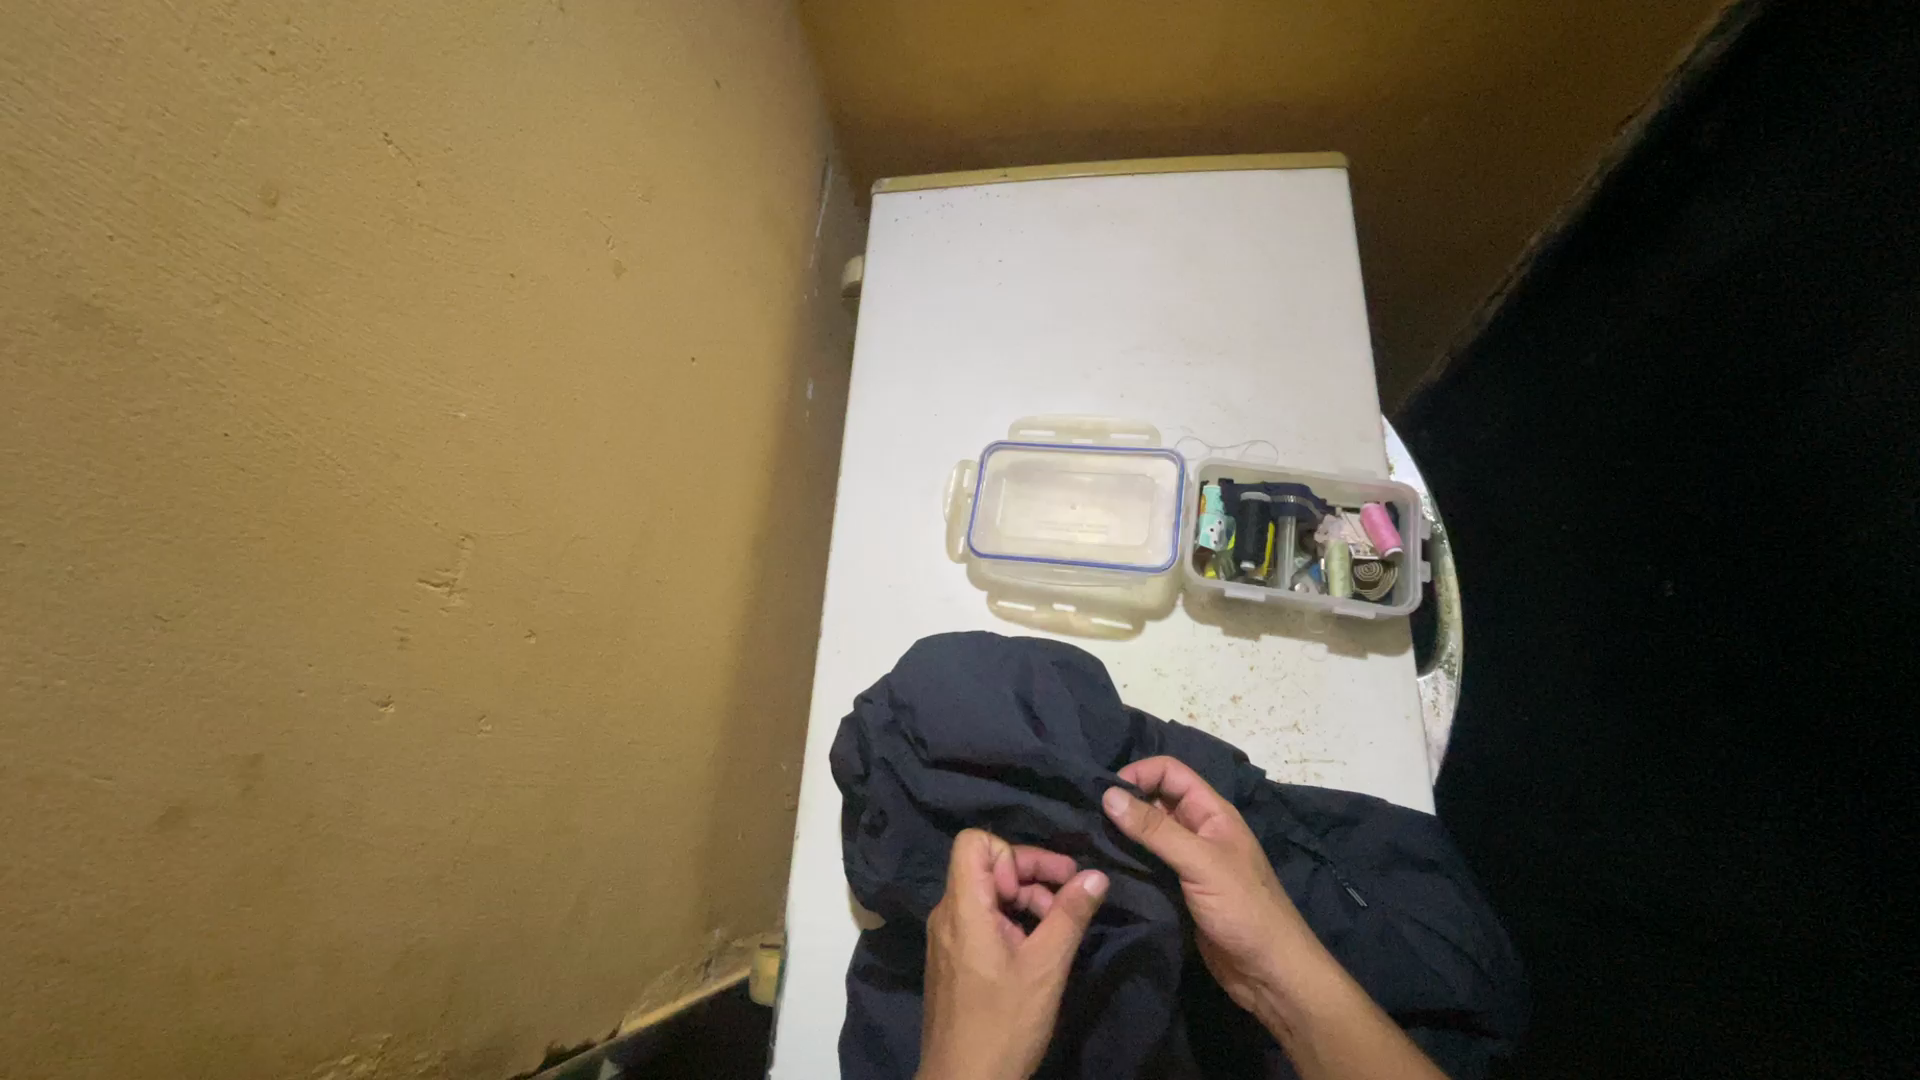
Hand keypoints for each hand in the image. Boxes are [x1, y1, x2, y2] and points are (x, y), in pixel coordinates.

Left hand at [917, 829, 1108, 1079]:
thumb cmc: (1003, 1023)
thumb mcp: (1046, 967)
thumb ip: (1070, 915)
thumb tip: (1095, 875)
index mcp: (963, 906)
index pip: (974, 841)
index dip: (1010, 854)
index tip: (1034, 889)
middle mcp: (948, 913)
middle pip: (986, 865)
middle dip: (1029, 875)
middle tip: (1069, 897)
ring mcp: (947, 936)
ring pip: (987, 893)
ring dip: (1025, 901)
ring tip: (1056, 930)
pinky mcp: (953, 957)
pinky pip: (980, 918)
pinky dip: (1011, 921)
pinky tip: (1035, 950)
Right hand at [1101, 757, 1312, 1022]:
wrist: (1271, 975)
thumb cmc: (1244, 909)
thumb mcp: (1200, 863)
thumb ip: (1155, 830)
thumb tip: (1108, 794)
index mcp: (1211, 812)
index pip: (1169, 772)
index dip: (1139, 773)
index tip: (1105, 793)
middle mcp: (1197, 829)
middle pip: (1154, 800)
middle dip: (1123, 803)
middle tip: (1087, 816)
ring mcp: (1186, 860)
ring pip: (1147, 833)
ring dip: (1121, 833)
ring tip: (1087, 838)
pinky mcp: (1176, 888)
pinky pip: (1146, 863)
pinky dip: (1125, 860)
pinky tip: (1102, 864)